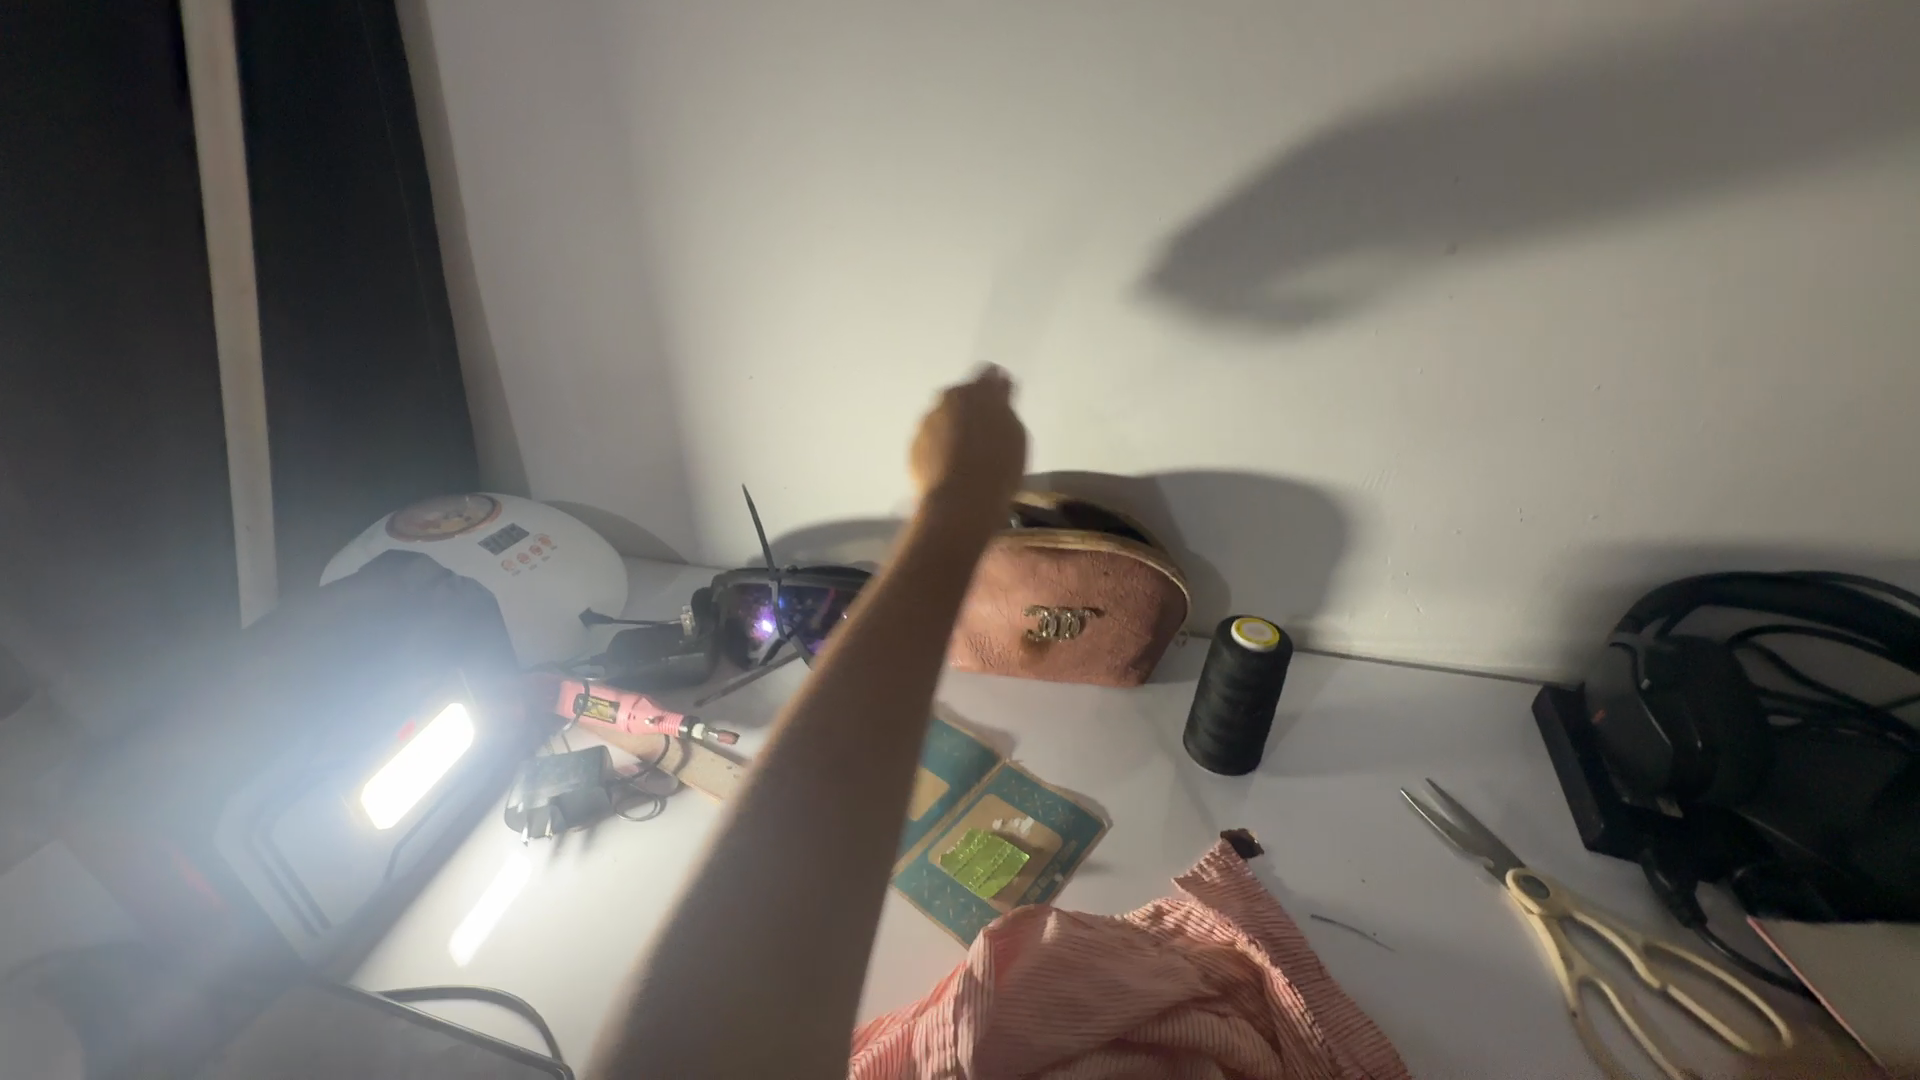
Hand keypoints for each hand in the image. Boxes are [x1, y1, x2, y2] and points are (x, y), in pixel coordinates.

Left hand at [909, 366, 1027, 524]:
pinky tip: (950, 467)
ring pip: (942, 417)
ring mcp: (927, 421)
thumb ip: (1005, 408)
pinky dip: (939, 447)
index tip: (1003, 399)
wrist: (961, 500)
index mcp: (979, 390)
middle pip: (961, 394)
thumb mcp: (1015, 435)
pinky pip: (930, 440)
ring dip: (953, 427)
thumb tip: (1000, 391)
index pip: (989, 375)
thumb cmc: (999, 467)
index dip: (996, 387)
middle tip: (984, 432)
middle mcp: (949, 398)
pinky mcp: (913, 445)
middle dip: (971, 407)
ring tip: (966, 454)